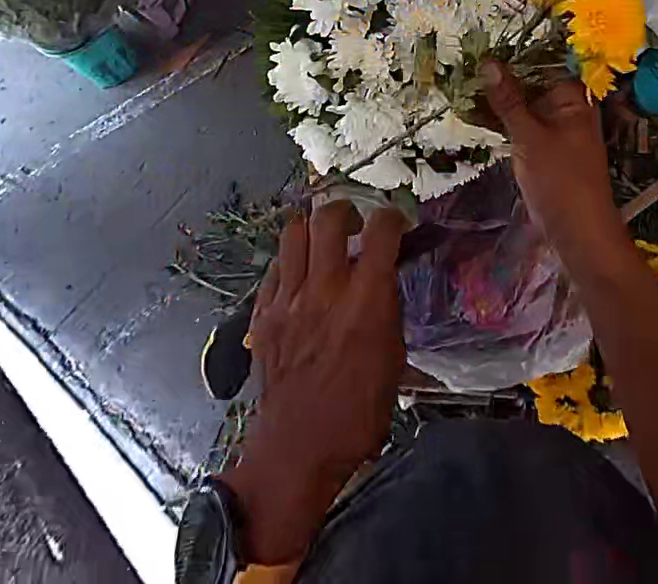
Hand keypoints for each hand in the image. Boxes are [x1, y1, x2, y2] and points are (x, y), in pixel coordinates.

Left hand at [221, 201, 404, 564]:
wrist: (299, 446)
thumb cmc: (359, 410)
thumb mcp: (393, 357)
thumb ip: (386, 308)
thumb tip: (383, 278)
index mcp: (365, 301)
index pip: (380, 231)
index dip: (391, 217)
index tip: (395, 222)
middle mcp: (324, 289)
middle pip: (328, 218)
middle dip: (344, 210)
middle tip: (353, 224)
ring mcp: (288, 299)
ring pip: (293, 232)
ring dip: (311, 229)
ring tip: (321, 241)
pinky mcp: (263, 314)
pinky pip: (274, 267)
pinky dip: (290, 262)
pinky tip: (300, 276)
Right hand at [479, 61, 629, 262]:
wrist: (578, 232)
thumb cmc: (561, 180)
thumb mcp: (529, 136)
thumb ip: (508, 100)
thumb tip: (488, 62)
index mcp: (573, 98)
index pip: (545, 61)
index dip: (517, 49)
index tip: (485, 38)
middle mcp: (565, 107)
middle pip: (532, 81)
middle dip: (502, 73)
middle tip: (466, 58)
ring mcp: (553, 128)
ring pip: (522, 103)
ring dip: (497, 96)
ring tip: (462, 80)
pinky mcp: (541, 147)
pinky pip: (519, 123)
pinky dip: (500, 118)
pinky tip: (473, 110)